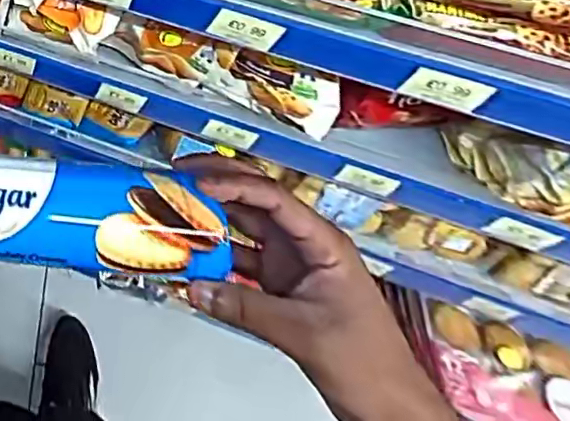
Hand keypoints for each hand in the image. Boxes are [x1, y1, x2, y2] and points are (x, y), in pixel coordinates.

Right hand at [180, 156, 450, 420]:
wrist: (394, 414)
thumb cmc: (375, 371)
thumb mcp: (304, 334)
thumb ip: (244, 307)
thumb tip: (197, 287)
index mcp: (323, 244)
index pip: (271, 196)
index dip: (231, 184)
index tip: (196, 183)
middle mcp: (303, 244)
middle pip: (253, 196)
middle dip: (215, 179)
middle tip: (177, 172)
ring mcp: (289, 262)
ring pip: (240, 223)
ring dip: (208, 213)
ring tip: (175, 204)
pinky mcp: (276, 282)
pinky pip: (236, 254)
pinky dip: (211, 250)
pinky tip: (189, 250)